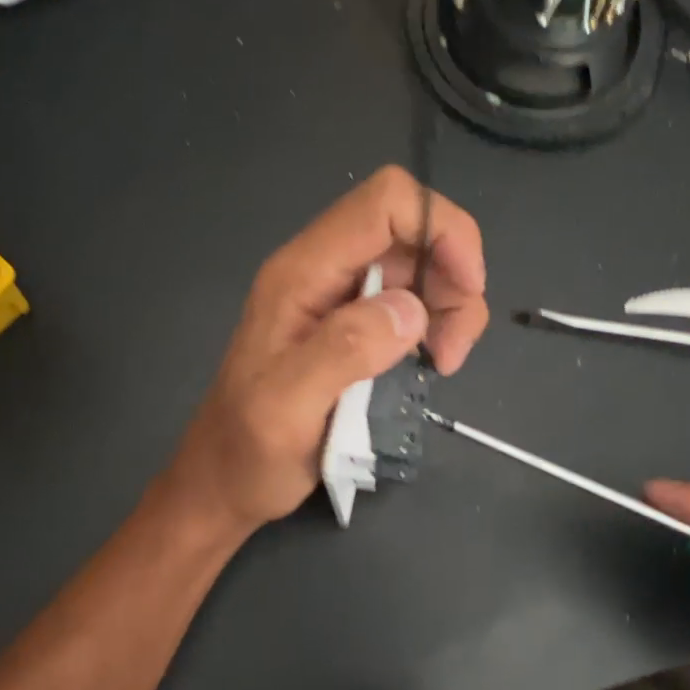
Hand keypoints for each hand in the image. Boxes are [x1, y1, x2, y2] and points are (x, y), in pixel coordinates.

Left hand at [159, 166, 487, 536]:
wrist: (222, 485)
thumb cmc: (247, 453)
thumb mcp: (287, 408)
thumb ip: (344, 351)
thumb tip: (413, 310)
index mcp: (301, 275)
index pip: (384, 204)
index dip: (441, 229)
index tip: (467, 291)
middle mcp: (321, 274)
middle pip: (409, 232)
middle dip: (451, 278)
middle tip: (452, 351)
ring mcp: (335, 301)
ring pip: (415, 268)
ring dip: (447, 307)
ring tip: (443, 363)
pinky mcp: (348, 330)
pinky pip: (407, 305)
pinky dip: (432, 328)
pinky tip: (426, 366)